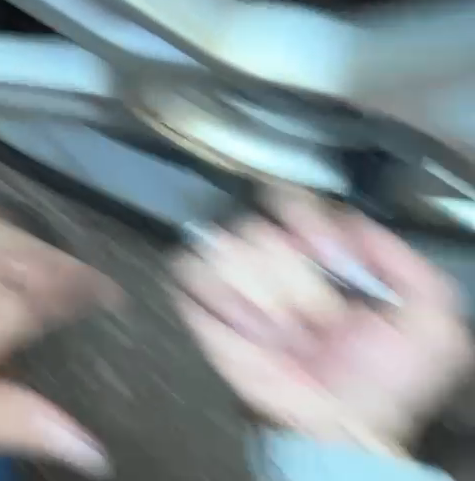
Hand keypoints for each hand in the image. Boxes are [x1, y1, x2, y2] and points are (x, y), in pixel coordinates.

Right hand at [173, 191, 472, 451]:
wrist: (330, 418)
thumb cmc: (379, 379)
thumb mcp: (430, 332)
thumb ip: (412, 273)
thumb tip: (355, 224)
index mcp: (317, 255)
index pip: (292, 203)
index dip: (305, 220)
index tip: (329, 255)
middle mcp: (269, 257)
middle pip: (258, 228)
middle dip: (294, 280)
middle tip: (316, 317)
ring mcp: (228, 274)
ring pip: (225, 248)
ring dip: (263, 297)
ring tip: (284, 331)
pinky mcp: (194, 292)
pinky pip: (191, 268)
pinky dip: (224, 300)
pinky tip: (250, 328)